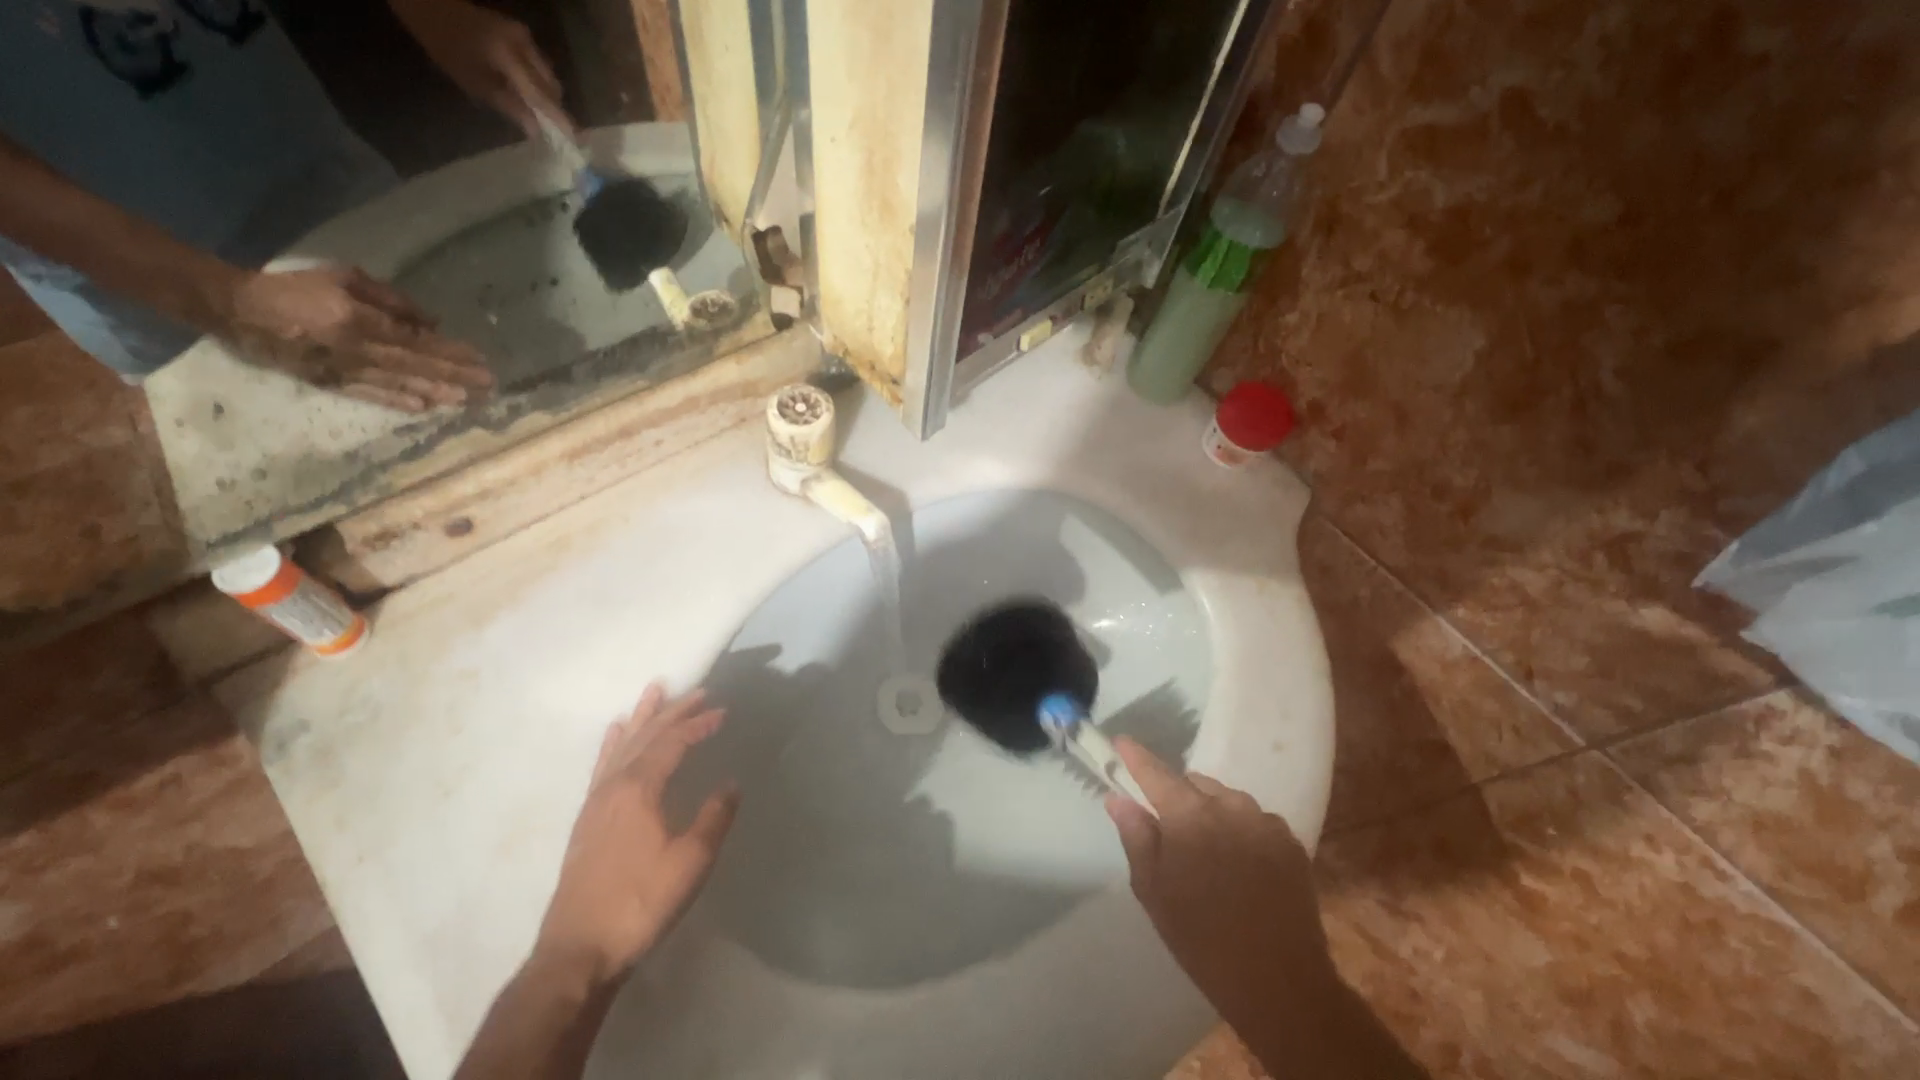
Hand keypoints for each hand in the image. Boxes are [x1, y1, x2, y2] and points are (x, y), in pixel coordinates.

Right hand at [220, 266, 493, 411]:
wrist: (234, 309)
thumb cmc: (295, 287)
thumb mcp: (344, 278)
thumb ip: (391, 300)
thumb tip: (433, 323)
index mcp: (358, 320)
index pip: (417, 341)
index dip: (450, 352)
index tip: (480, 360)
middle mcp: (355, 349)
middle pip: (416, 366)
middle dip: (455, 376)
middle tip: (488, 386)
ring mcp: (343, 370)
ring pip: (400, 384)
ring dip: (437, 393)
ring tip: (468, 400)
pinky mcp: (330, 384)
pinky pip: (372, 396)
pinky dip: (400, 402)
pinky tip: (425, 406)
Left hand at [392, 0, 573, 141]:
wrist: (429, 4)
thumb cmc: (444, 45)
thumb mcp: (473, 81)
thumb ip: (509, 105)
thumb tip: (536, 130)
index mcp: (510, 57)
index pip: (543, 97)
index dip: (560, 120)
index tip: (577, 141)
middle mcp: (525, 45)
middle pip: (552, 86)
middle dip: (554, 109)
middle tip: (552, 132)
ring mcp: (525, 37)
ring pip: (548, 76)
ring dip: (545, 96)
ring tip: (536, 113)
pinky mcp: (521, 34)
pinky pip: (539, 65)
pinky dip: (537, 82)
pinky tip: (526, 92)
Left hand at [534, 685, 740, 985]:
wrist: (579, 949)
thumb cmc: (641, 903)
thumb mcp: (690, 862)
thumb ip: (713, 818)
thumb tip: (730, 783)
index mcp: (639, 789)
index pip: (672, 743)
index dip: (698, 724)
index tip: (723, 712)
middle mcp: (614, 786)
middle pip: (646, 736)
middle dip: (673, 712)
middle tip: (698, 691)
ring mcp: (595, 802)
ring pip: (622, 746)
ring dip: (643, 719)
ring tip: (654, 692)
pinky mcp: (587, 821)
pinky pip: (603, 766)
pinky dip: (614, 744)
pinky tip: (616, 738)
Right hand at [1105, 738, 1337, 1021]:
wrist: (1278, 981)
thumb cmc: (1201, 938)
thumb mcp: (1153, 890)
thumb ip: (1136, 836)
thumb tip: (1119, 798)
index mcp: (1190, 814)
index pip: (1156, 773)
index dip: (1136, 756)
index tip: (1121, 741)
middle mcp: (1231, 806)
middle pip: (1194, 784)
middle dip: (1176, 796)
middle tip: (1166, 830)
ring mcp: (1266, 823)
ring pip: (1228, 801)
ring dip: (1210, 813)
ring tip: (1205, 853)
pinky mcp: (1292, 844)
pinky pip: (1255, 822)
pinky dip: (1240, 831)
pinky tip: (1238, 867)